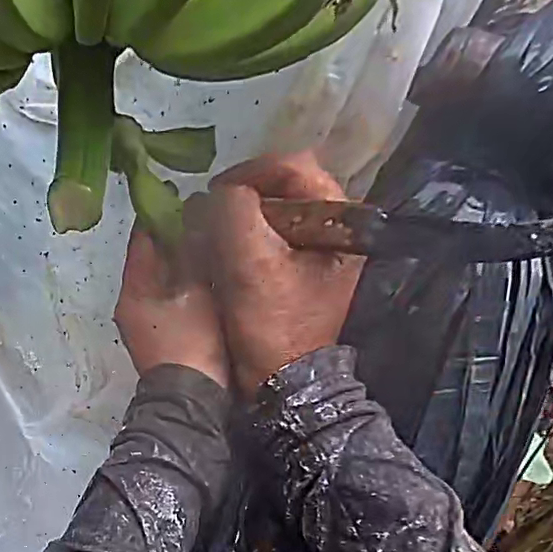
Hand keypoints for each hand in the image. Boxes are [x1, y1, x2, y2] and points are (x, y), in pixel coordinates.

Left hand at [114, 227, 228, 388]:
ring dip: (186, 264)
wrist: (192, 404)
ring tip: (215, 246)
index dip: (161, 212)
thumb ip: (193, 253)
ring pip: (166, 281)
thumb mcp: (195, 293)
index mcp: (133, 290)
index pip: (142, 237)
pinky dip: (190, 287)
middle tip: (208, 220)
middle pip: (154, 259)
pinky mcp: (165, 341)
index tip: (186, 196)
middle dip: (177, 238)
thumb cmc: (191, 345)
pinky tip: (214, 281)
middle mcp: (133, 306)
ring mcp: (148, 326)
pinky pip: (176, 301)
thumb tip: (194, 214)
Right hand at [193, 152, 363, 393]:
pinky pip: (270, 239)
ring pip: (274, 214)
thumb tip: (218, 194)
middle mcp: (335, 233)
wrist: (283, 383)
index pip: (293, 168)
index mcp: (340, 224)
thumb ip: (235, 211)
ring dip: (241, 219)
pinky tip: (225, 253)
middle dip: (244, 197)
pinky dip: (245, 240)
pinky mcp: (301, 273)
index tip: (216, 195)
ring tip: (214, 233)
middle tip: (212, 214)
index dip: (250, 173)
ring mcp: (319, 254)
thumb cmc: (274, 327)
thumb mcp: (252, 264)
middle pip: (284, 189)